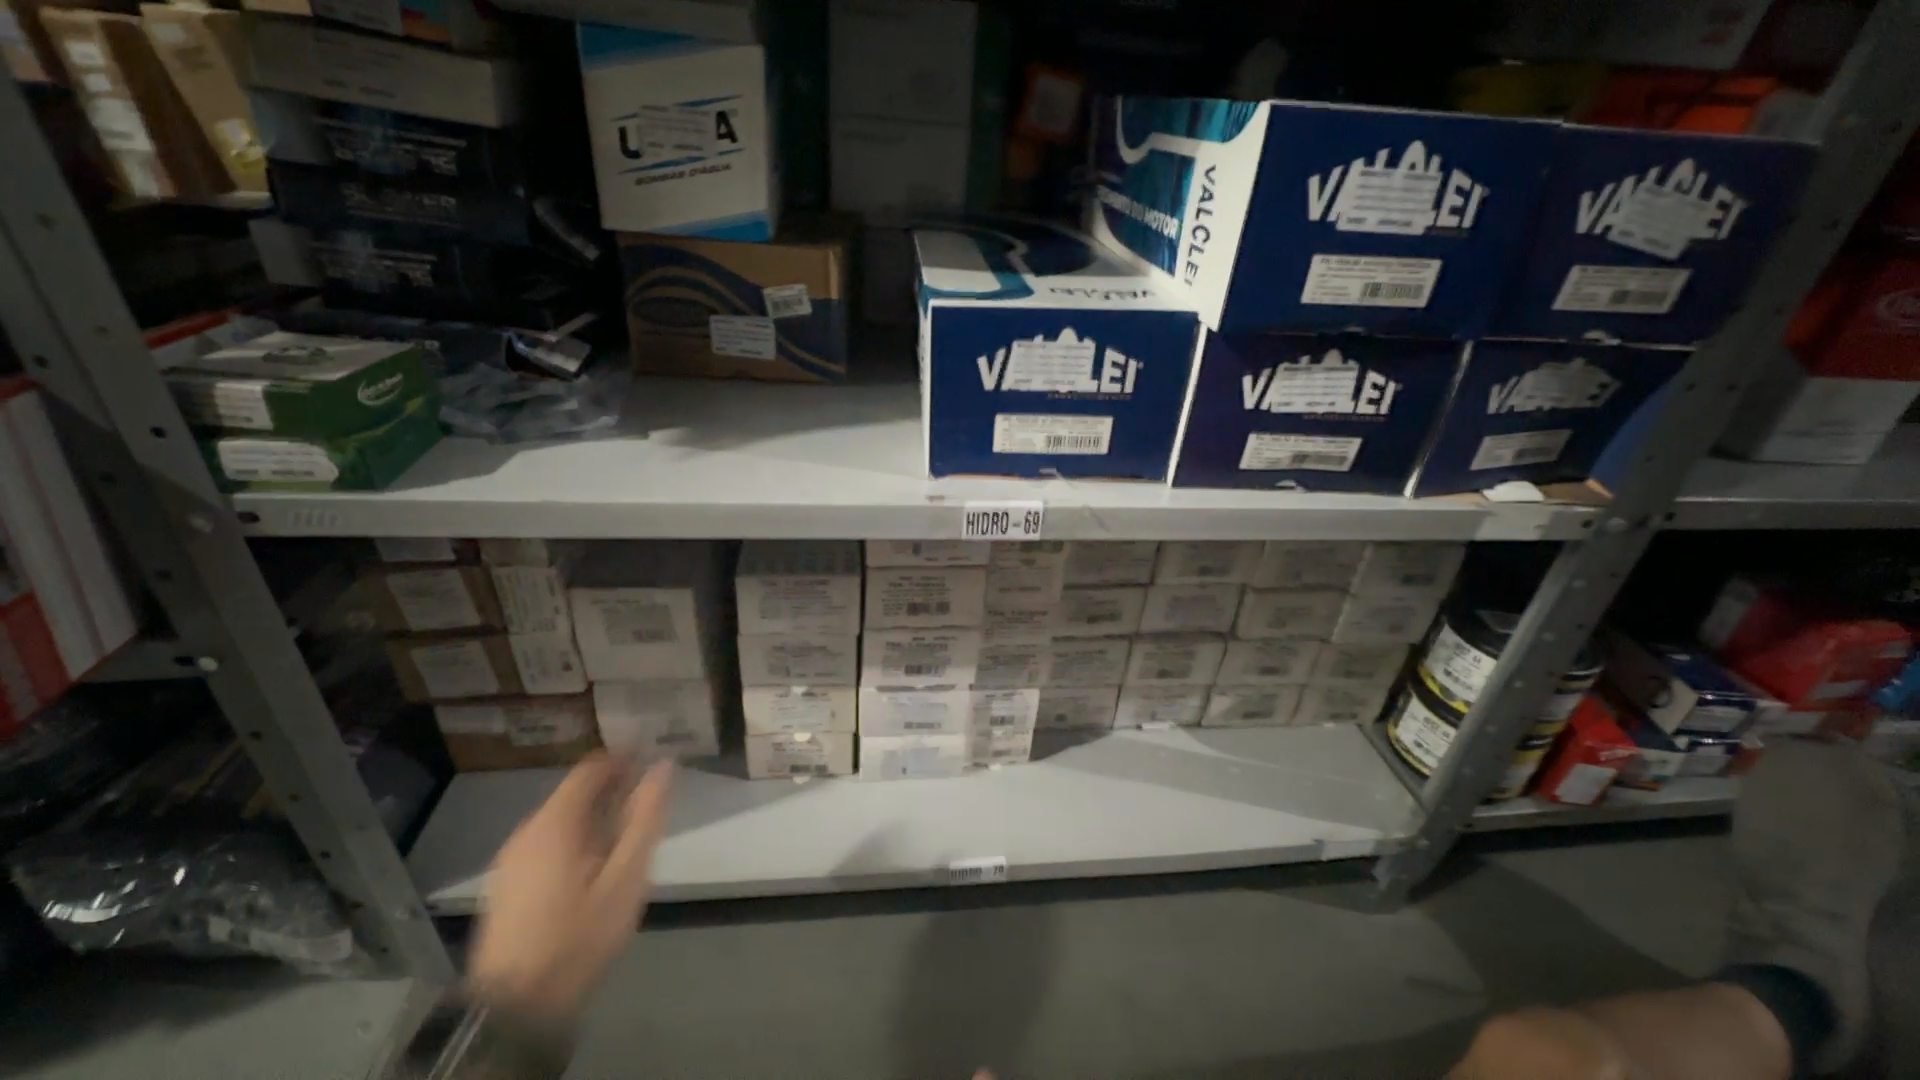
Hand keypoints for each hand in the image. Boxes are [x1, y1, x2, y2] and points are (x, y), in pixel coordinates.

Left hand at [468, 754, 674, 1027]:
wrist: (517, 1003)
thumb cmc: (581, 935)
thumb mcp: (626, 877)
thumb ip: (645, 818)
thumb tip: (664, 766)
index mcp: (555, 822)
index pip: (591, 767)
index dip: (625, 757)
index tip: (655, 757)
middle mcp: (527, 830)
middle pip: (575, 793)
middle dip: (613, 790)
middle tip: (650, 803)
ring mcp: (512, 858)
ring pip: (562, 820)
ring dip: (596, 816)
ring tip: (630, 835)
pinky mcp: (508, 882)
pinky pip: (548, 843)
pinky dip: (577, 839)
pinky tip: (596, 865)